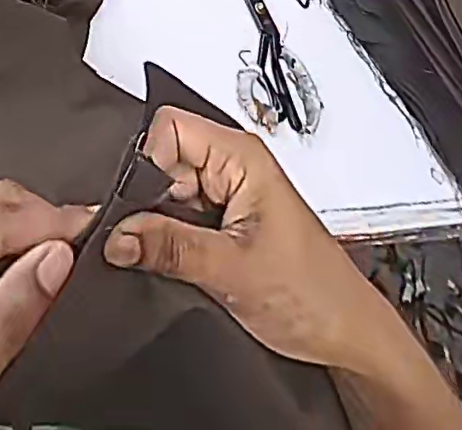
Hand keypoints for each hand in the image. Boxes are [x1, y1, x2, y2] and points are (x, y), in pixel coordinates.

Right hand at [103, 108, 461, 429]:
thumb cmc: (317, 293)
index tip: (142, 205)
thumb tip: (117, 234)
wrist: (344, 335)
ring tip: (183, 255)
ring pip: (164, 187)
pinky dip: (168, 235)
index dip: (148, 162)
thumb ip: (169, 247)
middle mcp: (231, 164)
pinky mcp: (220, 216)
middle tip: (157, 239)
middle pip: (162, 156)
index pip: (169, 126)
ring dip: (160, 222)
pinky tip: (182, 259)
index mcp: (241, 155)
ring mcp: (225, 190)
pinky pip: (175, 212)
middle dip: (150, 198)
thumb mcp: (234, 270)